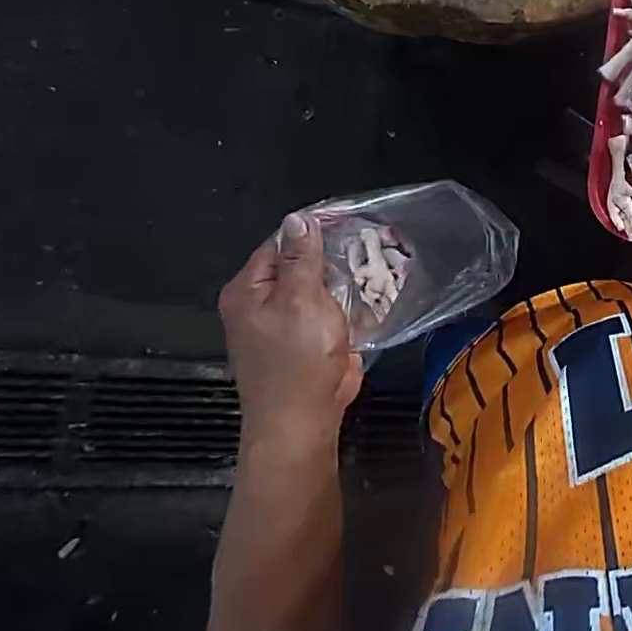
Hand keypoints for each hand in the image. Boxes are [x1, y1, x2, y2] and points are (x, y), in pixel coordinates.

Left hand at [218, 213, 361, 454]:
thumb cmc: (296, 357)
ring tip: (382, 259)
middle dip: (336, 252)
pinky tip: (376, 289)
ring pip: (321, 284)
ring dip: (348, 275)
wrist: (303, 414)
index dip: (314, 228)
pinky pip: (333, 306)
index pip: (280, 243)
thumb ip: (300, 258)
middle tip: (375, 238)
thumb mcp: (299, 299)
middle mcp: (263, 301)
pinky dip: (352, 297)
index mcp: (249, 289)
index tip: (352, 216)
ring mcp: (289, 320)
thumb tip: (298, 219)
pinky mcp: (313, 336)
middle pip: (302, 262)